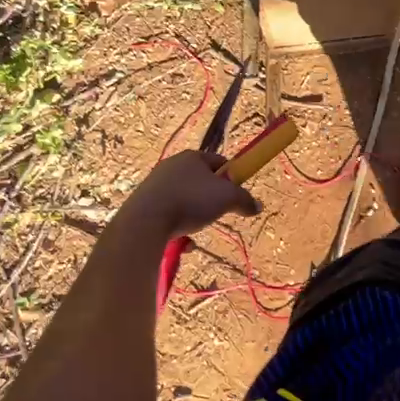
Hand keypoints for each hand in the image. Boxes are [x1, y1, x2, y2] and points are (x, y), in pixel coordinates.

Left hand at [120, 150, 259, 237]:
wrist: (144, 223)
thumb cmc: (190, 201)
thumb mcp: (227, 198)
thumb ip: (245, 200)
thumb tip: (258, 206)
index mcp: (192, 157)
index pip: (218, 162)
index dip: (230, 177)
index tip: (235, 194)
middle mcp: (171, 166)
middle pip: (198, 181)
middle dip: (209, 199)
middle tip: (216, 213)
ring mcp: (153, 186)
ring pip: (182, 200)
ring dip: (192, 216)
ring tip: (196, 231)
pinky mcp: (141, 206)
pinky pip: (166, 215)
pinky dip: (176, 228)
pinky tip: (181, 243)